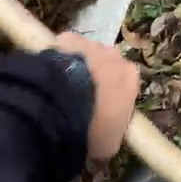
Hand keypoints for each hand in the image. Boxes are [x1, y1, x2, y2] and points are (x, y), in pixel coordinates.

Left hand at [53, 31, 138, 160]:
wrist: (60, 107)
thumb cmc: (92, 128)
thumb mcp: (110, 143)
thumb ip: (114, 131)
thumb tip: (107, 133)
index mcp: (131, 78)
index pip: (126, 84)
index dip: (114, 96)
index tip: (101, 110)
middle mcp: (115, 56)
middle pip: (107, 65)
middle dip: (98, 77)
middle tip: (80, 99)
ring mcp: (91, 44)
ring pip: (86, 55)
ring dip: (78, 68)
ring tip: (61, 89)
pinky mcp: (68, 38)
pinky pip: (65, 48)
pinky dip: (59, 59)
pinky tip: (49, 75)